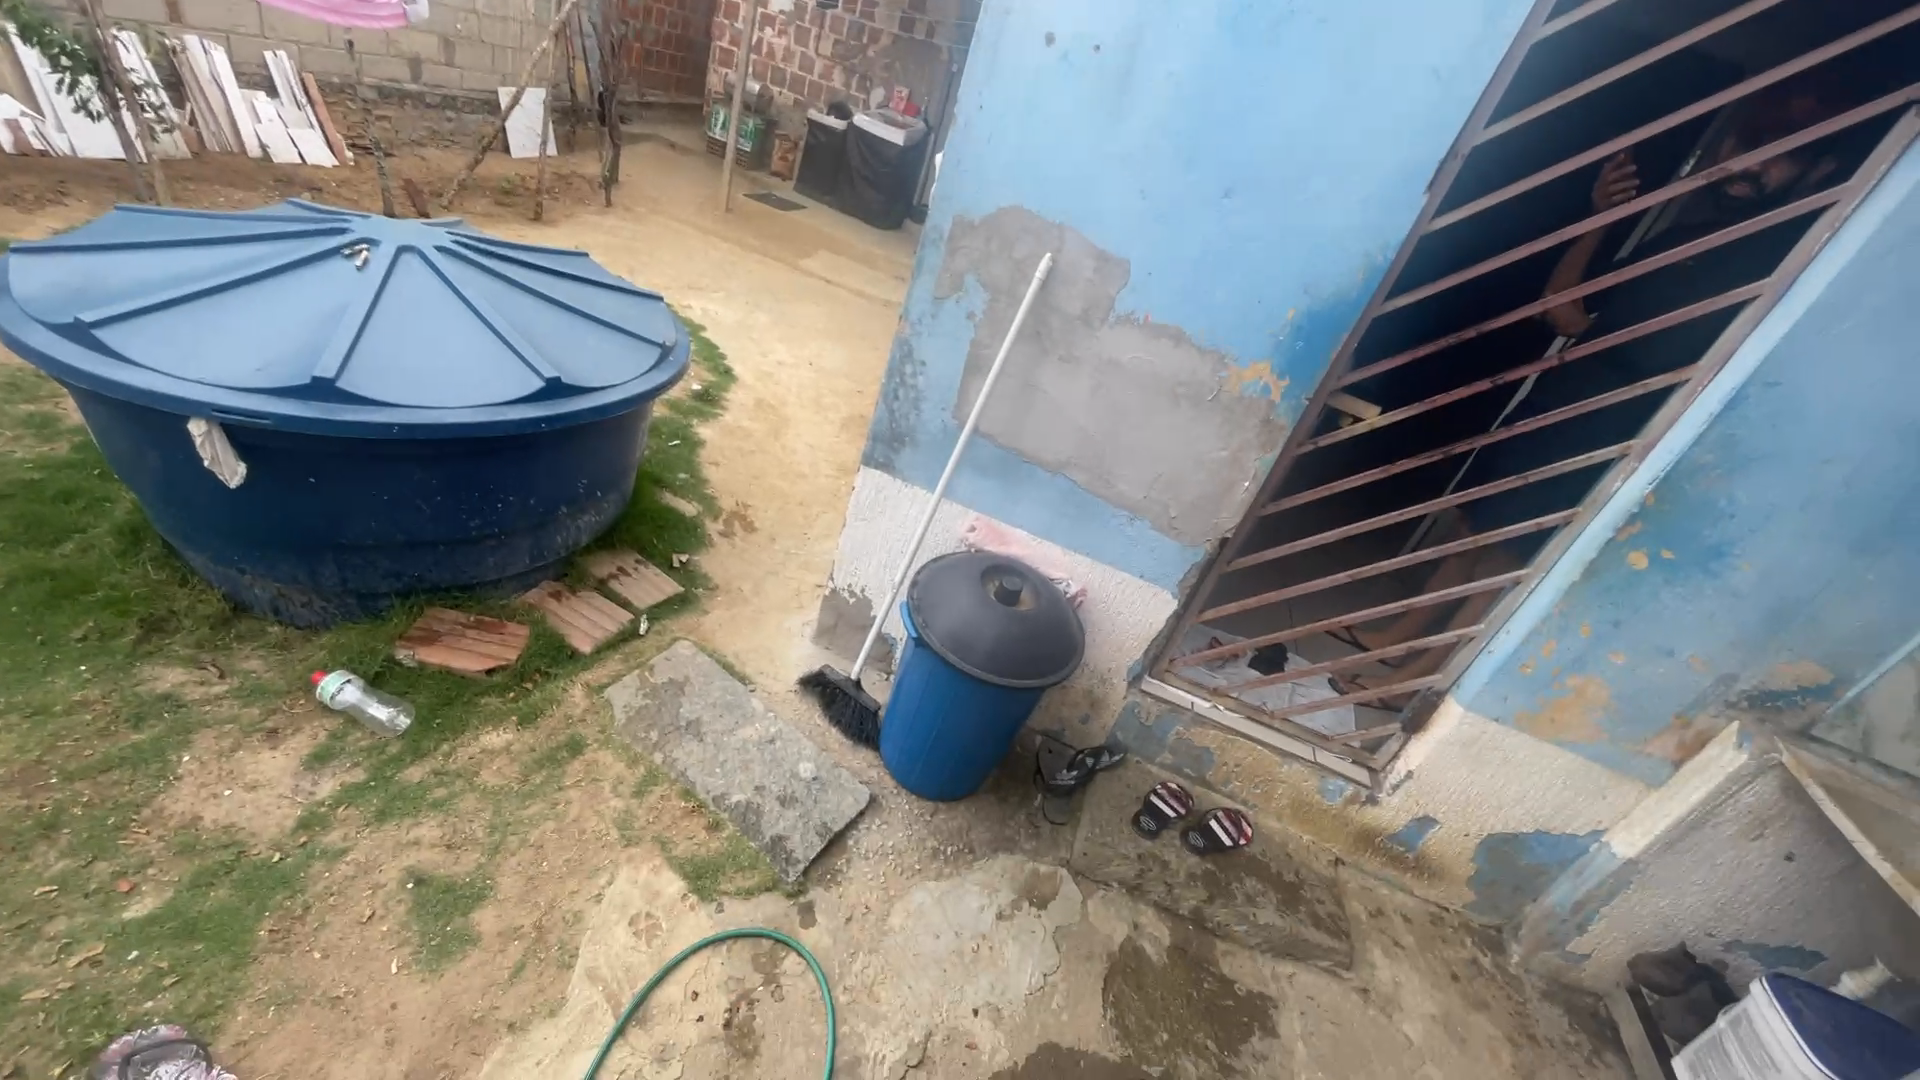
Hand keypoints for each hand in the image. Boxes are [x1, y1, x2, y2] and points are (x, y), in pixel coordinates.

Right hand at [1592, 151, 1638, 213]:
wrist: (1598, 220)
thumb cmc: (1608, 201)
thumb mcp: (1612, 187)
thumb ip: (1619, 175)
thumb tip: (1627, 158)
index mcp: (1600, 184)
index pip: (1605, 171)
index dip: (1614, 162)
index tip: (1623, 154)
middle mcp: (1597, 190)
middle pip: (1608, 178)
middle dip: (1621, 171)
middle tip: (1635, 167)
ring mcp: (1599, 198)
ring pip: (1612, 188)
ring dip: (1626, 184)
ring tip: (1638, 181)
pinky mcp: (1603, 207)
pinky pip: (1614, 200)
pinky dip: (1624, 195)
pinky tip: (1633, 192)